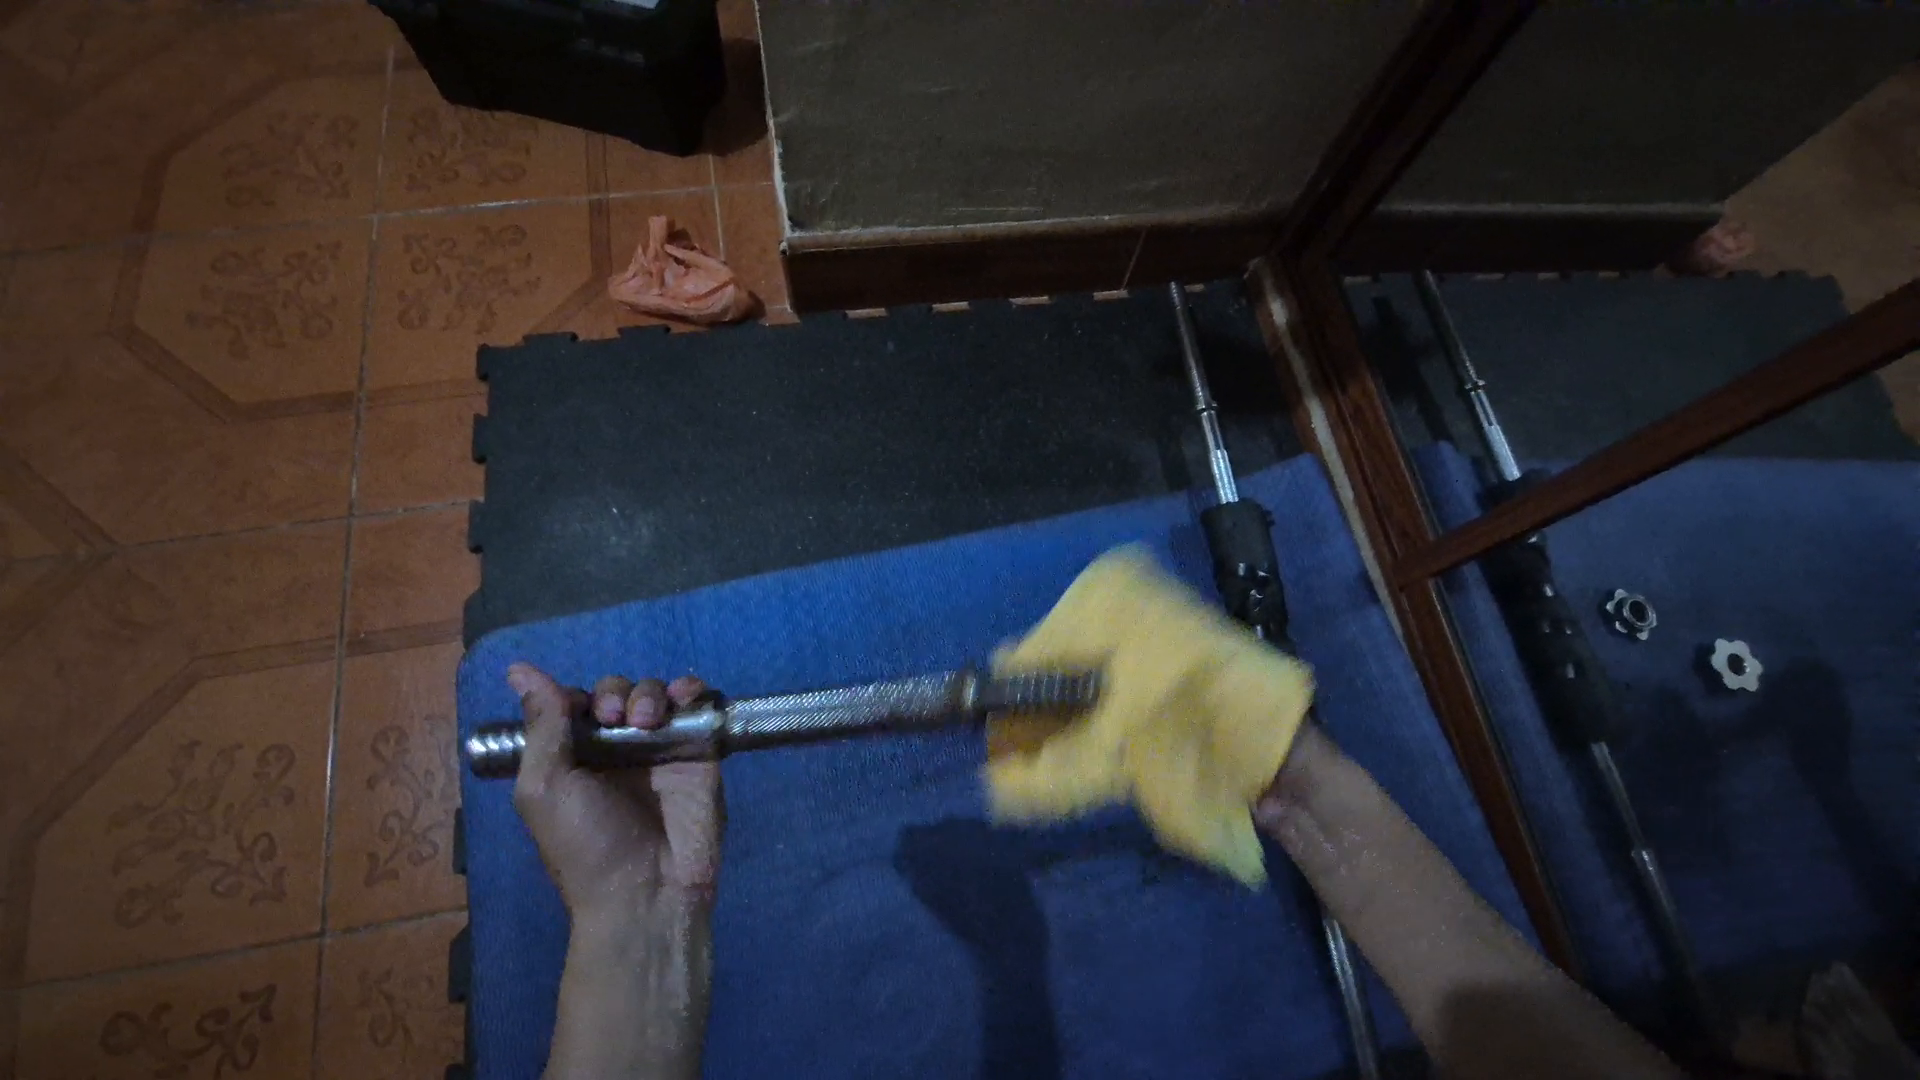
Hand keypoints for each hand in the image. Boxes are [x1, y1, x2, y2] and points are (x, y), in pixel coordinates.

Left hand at [507, 663, 723, 918]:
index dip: (580, 696)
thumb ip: (541, 726)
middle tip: (615, 720)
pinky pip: (699, 706)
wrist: (646, 890)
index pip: (579, 703)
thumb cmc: (584, 844)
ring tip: (647, 720)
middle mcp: (619, 748)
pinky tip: (685, 698)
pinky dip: (692, 691)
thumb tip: (517, 668)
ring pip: (658, 692)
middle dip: (616, 694)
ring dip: (651, 692)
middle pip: (620, 692)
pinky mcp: (700, 751)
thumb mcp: (545, 787)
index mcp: (576, 757)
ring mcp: (662, 748)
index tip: (583, 712)